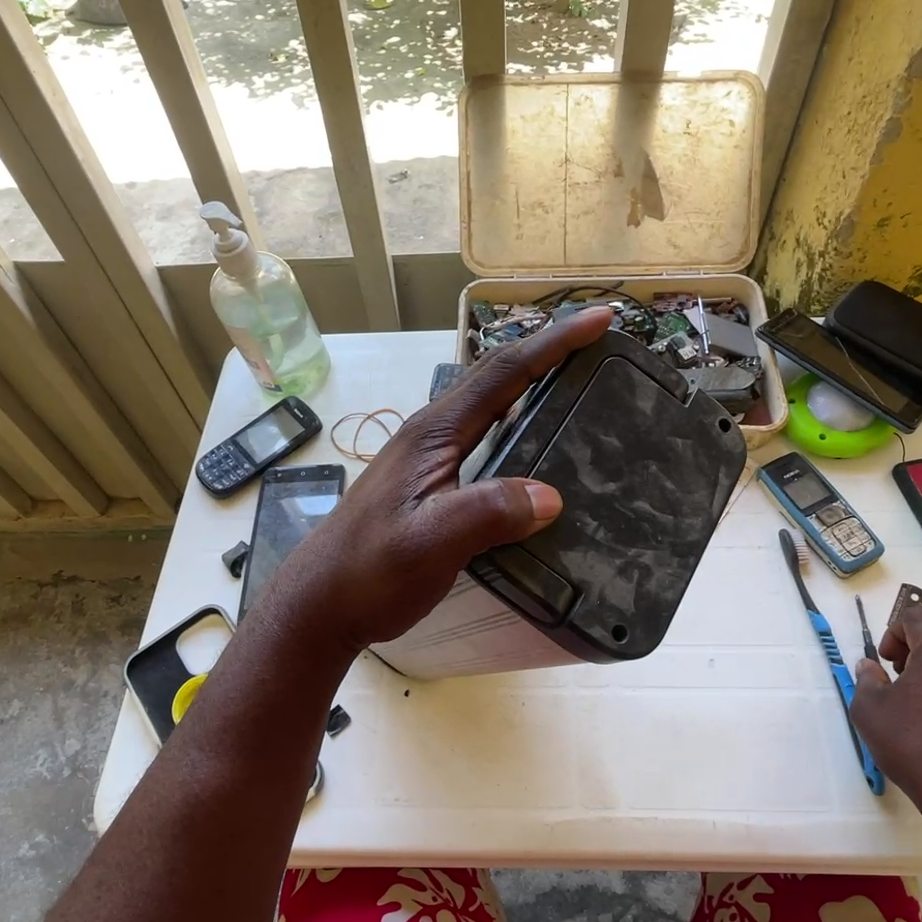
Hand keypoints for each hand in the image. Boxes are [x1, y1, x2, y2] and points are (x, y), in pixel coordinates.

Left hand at [252, 307, 614, 654]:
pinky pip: (484, 437)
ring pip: (488, 406)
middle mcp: (431, 432)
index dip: (553, 343)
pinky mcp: (429, 480)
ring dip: (531, 384)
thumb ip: (487, 513)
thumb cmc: (370, 570)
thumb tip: (551, 495)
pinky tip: (534, 448)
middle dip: (547, 351)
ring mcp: (428, 455)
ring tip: (576, 383)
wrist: (320, 602)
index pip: (503, 373)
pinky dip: (517, 424)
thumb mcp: (431, 543)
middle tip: (597, 343)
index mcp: (435, 432)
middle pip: (496, 377)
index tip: (601, 318)